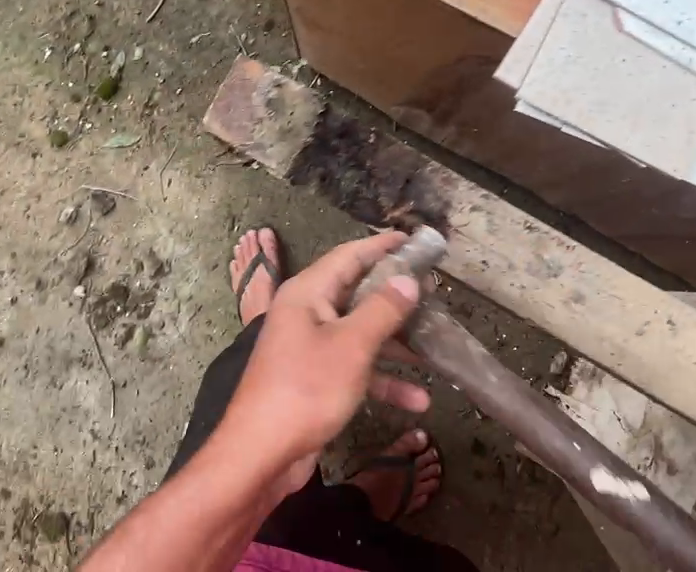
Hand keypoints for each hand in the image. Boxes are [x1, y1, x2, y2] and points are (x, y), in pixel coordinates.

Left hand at [213, 232, 429, 487]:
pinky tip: (418, 400)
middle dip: (394, 296)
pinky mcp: (315, 378)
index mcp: (307, 292)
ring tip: (434, 346)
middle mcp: (306, 312)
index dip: (382, 247)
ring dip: (395, 344)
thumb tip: (407, 279)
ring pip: (359, 333)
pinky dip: (383, 379)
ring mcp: (309, 346)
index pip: (349, 256)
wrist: (261, 453)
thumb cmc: (305, 389)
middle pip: (356, 293)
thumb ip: (382, 310)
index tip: (413, 241)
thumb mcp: (351, 346)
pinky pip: (355, 367)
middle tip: (432, 293)